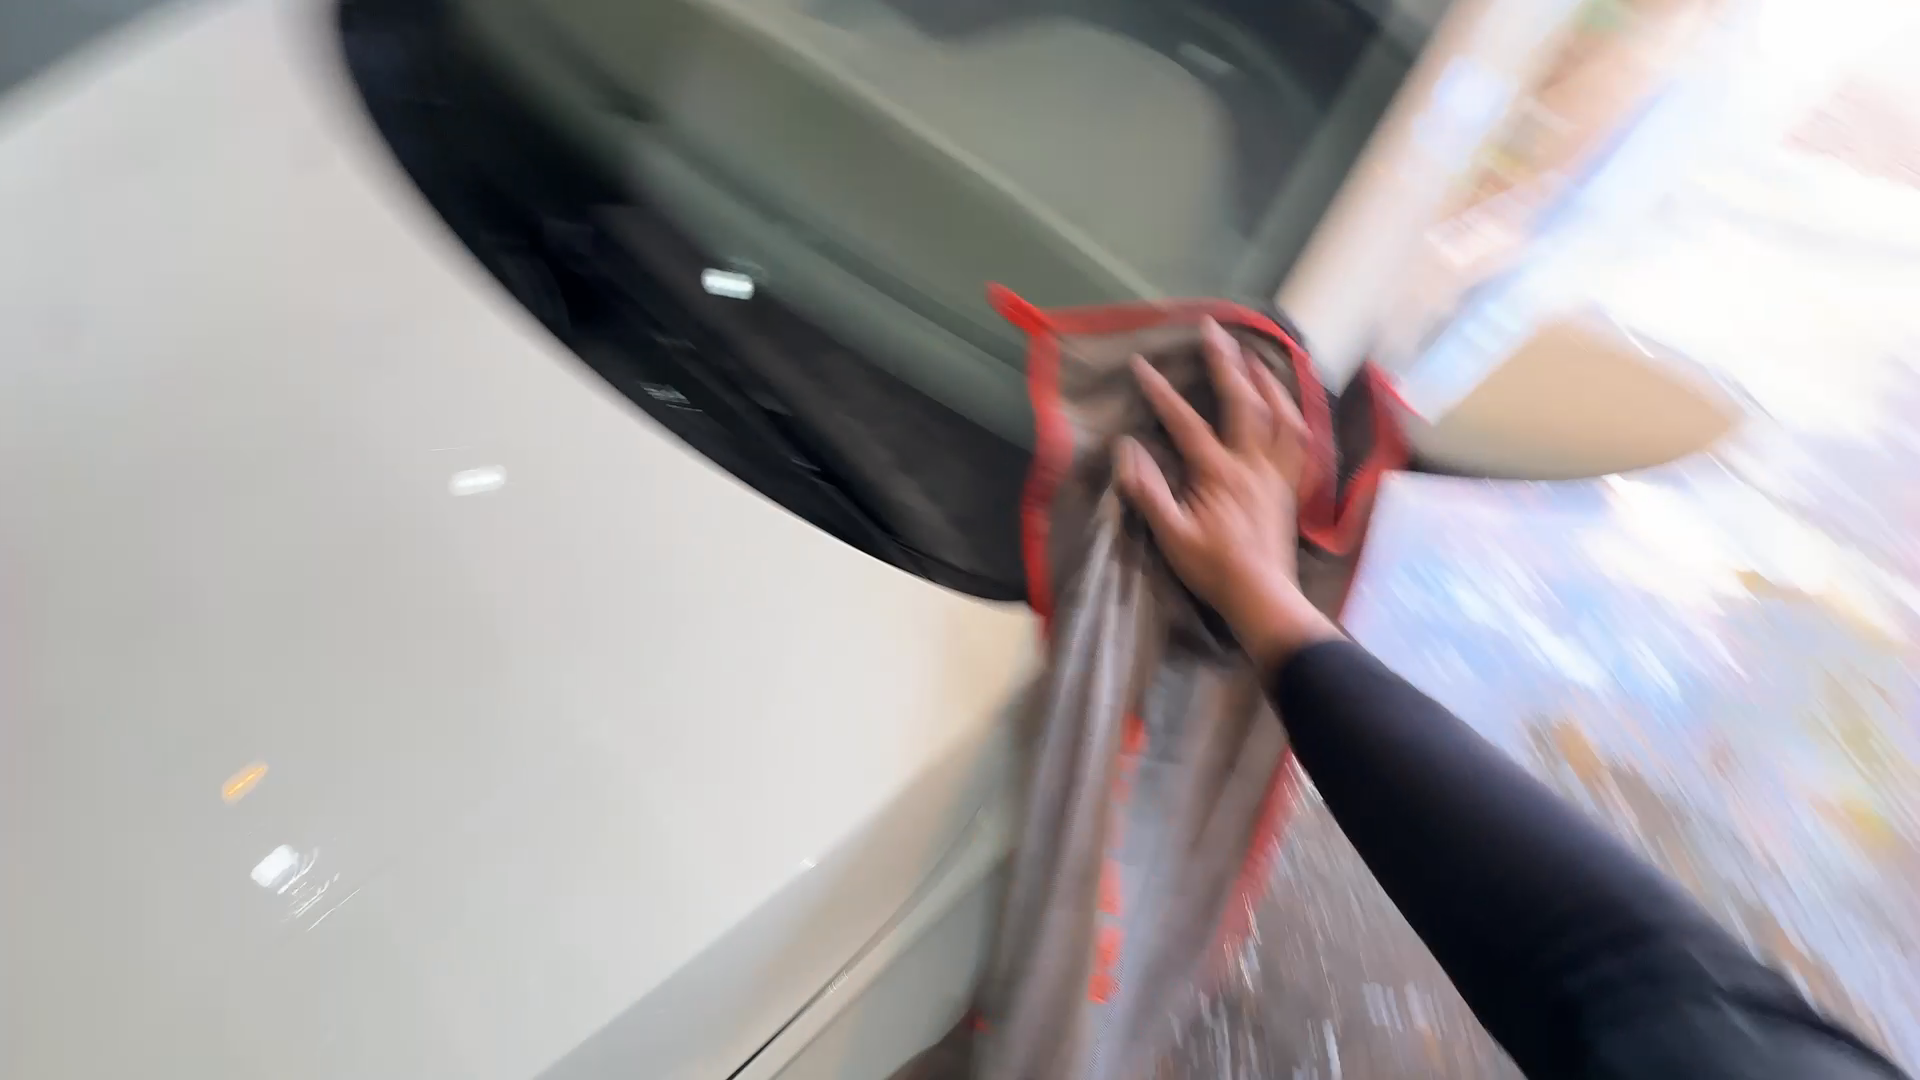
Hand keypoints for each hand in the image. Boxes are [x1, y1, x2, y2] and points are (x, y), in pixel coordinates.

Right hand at [1113, 318, 1341, 670]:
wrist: (1262, 596)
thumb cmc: (1212, 568)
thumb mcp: (1171, 536)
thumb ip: (1149, 492)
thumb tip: (1128, 450)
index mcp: (1218, 473)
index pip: (1186, 423)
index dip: (1162, 393)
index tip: (1143, 365)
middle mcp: (1252, 463)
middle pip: (1242, 402)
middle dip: (1226, 362)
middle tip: (1214, 329)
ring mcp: (1276, 472)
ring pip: (1280, 414)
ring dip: (1266, 379)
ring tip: (1255, 354)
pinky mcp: (1289, 485)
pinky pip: (1300, 440)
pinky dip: (1295, 413)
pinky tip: (1289, 402)